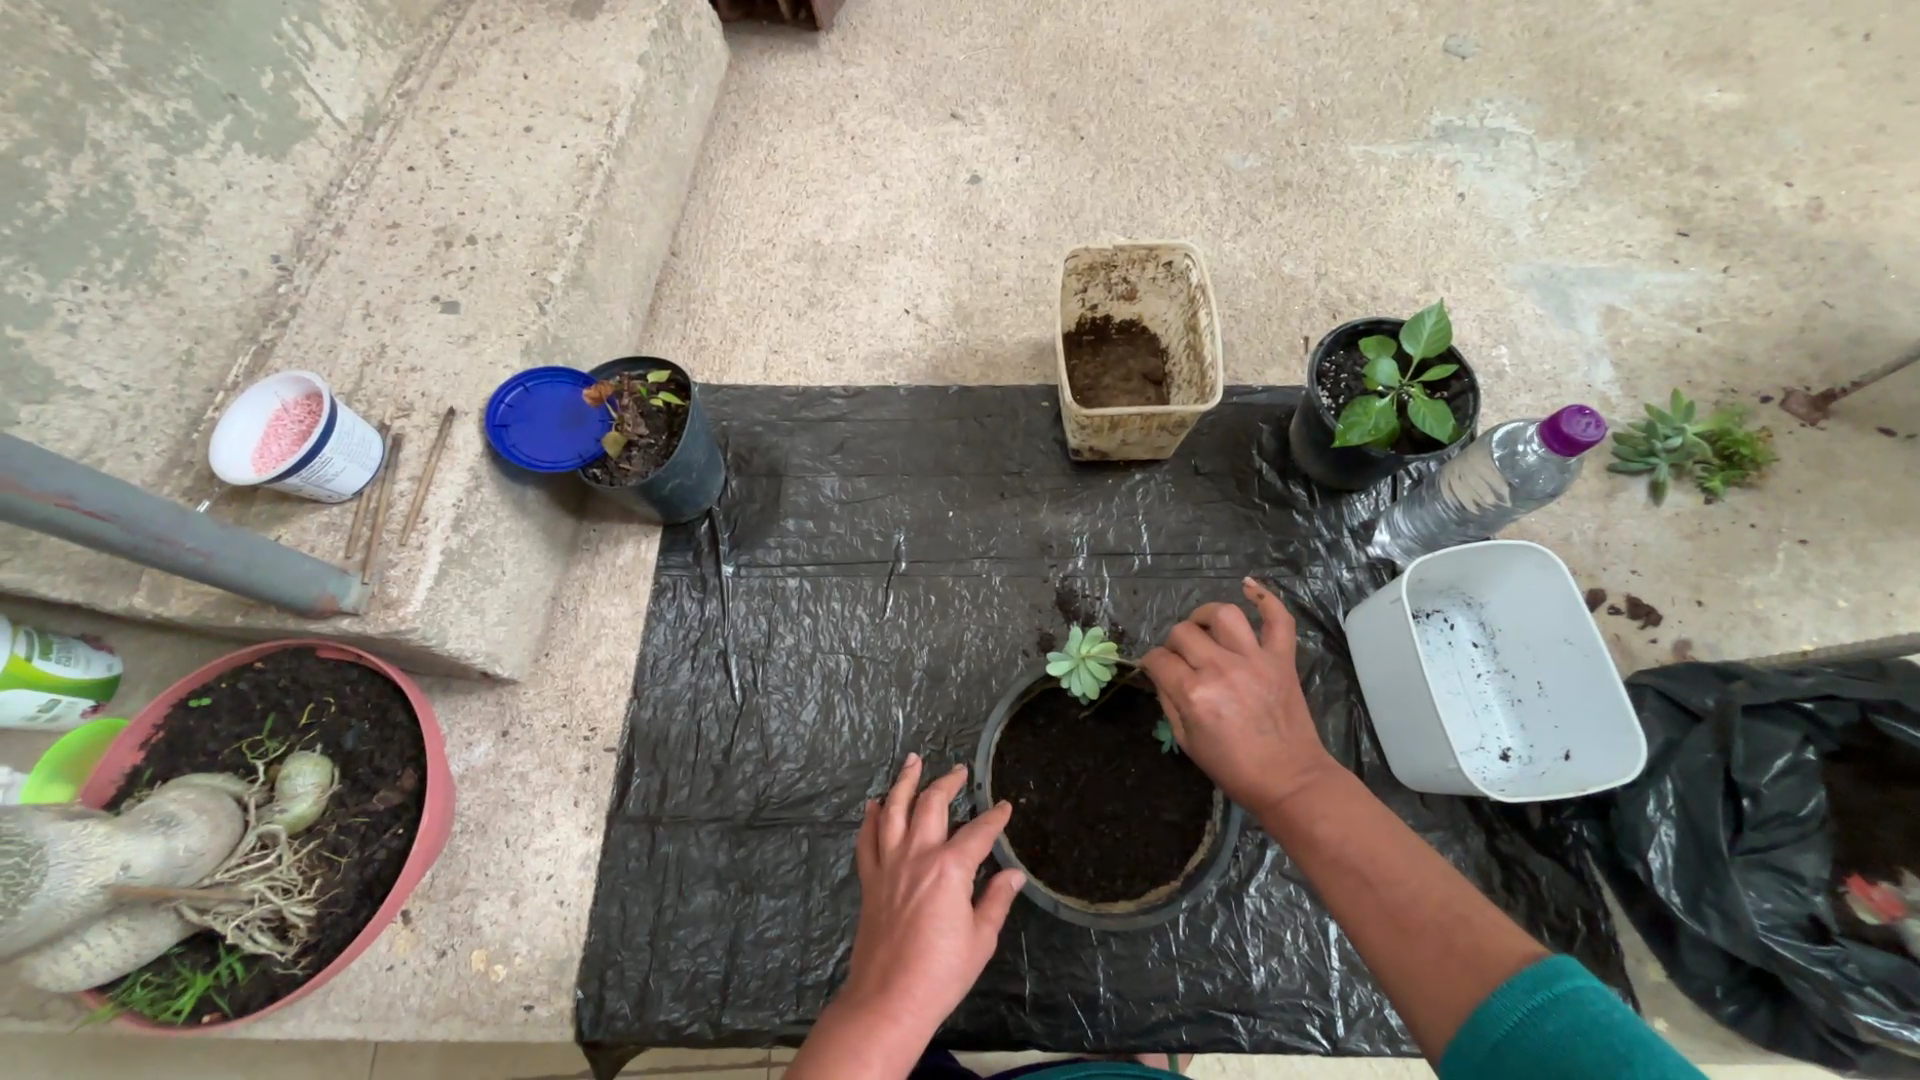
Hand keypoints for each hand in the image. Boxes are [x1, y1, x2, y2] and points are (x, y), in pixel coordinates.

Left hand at [835, 754, 1024, 1041]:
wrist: (887, 1000)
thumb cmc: (941, 974)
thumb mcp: (981, 939)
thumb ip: (996, 900)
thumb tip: (1013, 874)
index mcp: (950, 869)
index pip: (978, 832)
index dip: (995, 818)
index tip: (1004, 806)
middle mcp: (917, 856)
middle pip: (931, 805)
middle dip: (947, 783)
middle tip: (959, 771)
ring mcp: (889, 865)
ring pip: (894, 810)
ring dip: (905, 782)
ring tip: (913, 761)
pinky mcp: (870, 880)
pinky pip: (867, 839)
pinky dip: (871, 818)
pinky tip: (875, 804)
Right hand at [1140, 577, 1338, 814]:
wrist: (1290, 780)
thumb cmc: (1233, 769)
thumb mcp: (1186, 742)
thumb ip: (1169, 701)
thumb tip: (1160, 674)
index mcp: (1193, 693)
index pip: (1158, 660)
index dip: (1151, 664)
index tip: (1156, 670)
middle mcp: (1221, 669)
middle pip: (1183, 632)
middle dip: (1174, 644)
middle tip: (1181, 660)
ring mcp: (1255, 660)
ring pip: (1223, 614)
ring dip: (1206, 616)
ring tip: (1203, 628)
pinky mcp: (1282, 660)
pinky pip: (1278, 619)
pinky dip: (1265, 598)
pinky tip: (1248, 587)